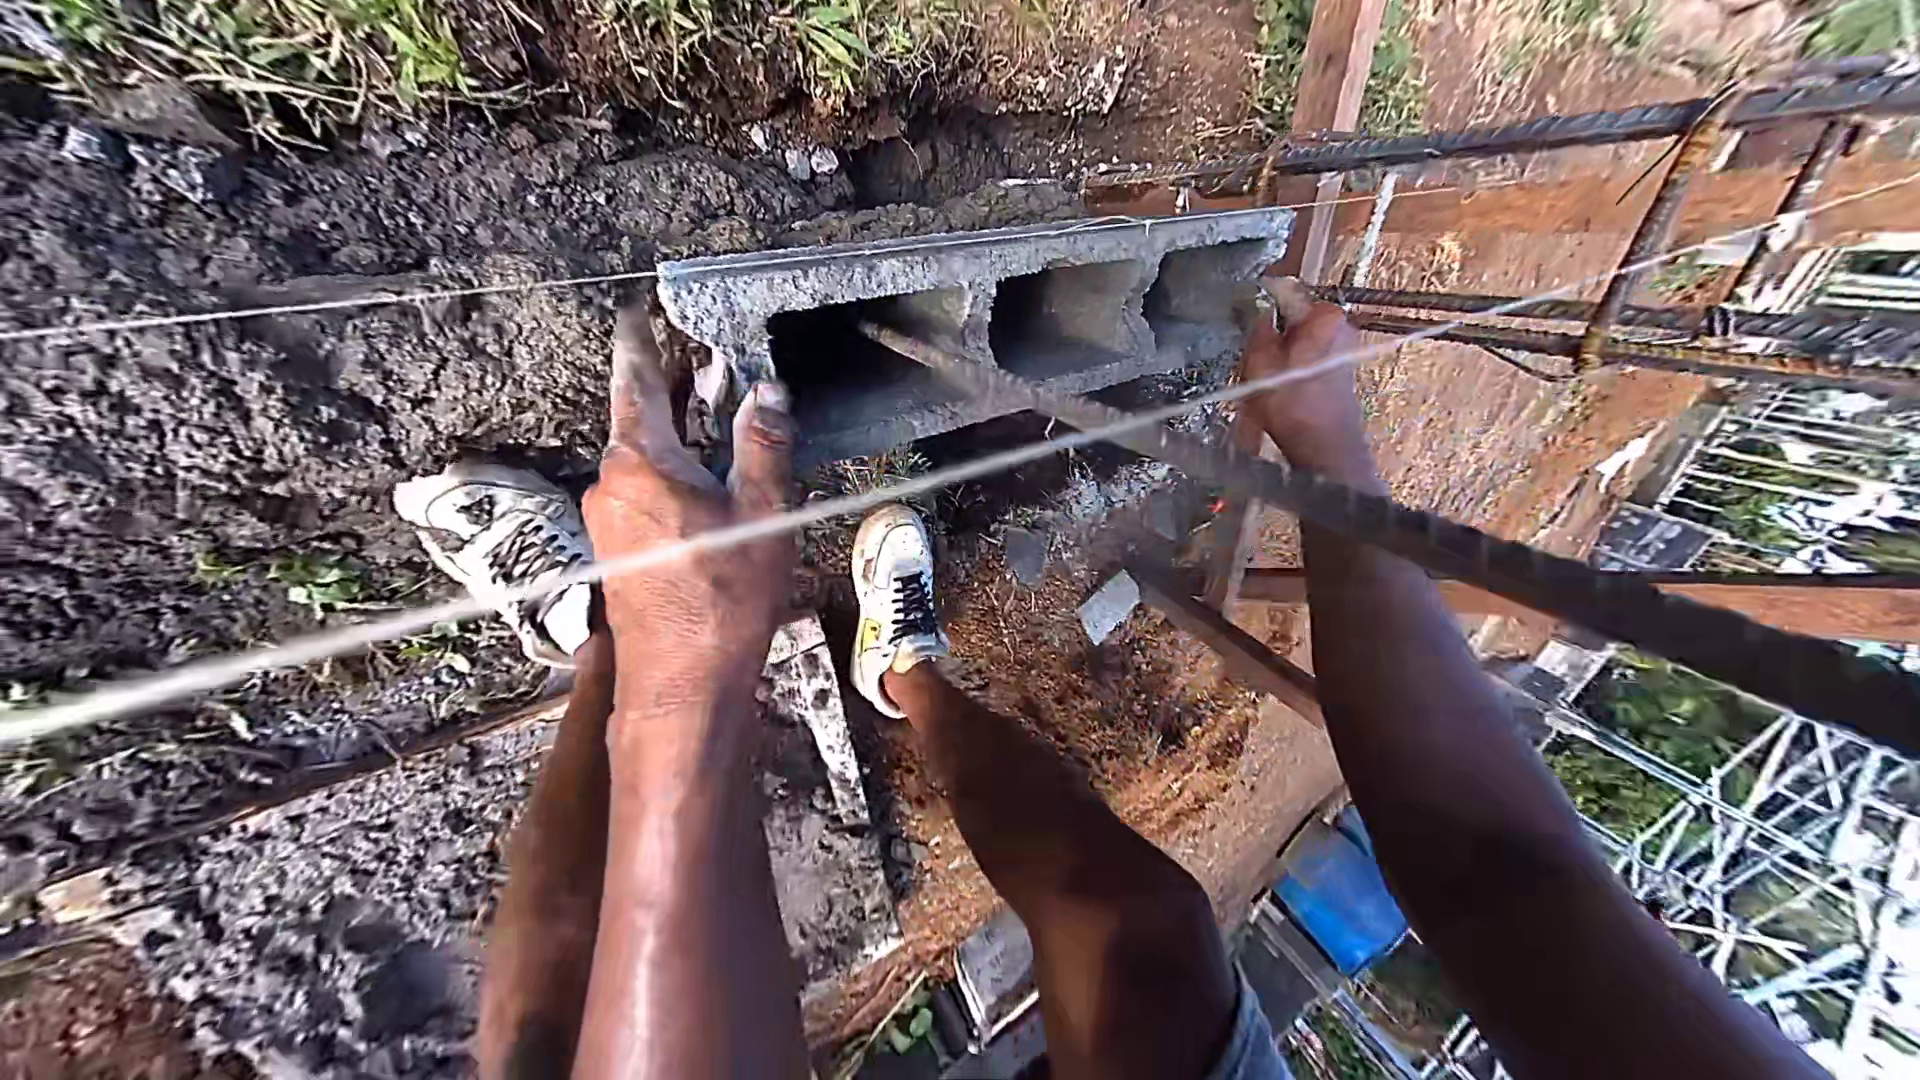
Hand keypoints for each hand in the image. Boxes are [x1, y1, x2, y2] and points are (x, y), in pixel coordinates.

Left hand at [581, 305, 795, 720]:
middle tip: (711, 371)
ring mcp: (609, 518)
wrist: (684, 680)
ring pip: (646, 458)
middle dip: (676, 393)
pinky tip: (709, 490)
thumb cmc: (723, 601)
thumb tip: (768, 394)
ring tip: (723, 432)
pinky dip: (675, 474)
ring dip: (681, 438)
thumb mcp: (761, 514)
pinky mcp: (619, 546)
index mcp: (641, 465)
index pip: (636, 381)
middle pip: (642, 419)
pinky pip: (645, 490)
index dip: (639, 341)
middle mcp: (611, 484)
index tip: (637, 310)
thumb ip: (763, 447)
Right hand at [1238, 277, 1375, 481]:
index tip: (1242, 319)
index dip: (1259, 305)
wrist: (1323, 445)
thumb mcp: (1260, 363)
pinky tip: (1279, 389)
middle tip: (1251, 360)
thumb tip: (1257, 310)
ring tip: (1262, 378)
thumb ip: (1258, 330)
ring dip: (1279, 354)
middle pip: (1294, 319)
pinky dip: (1292, 367)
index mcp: (1325, 315)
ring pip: (1299, 340)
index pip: (1286, 293)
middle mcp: (1342, 325)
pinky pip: (1308, 357)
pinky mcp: (1341, 369)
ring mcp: (1345, 348)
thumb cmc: (1291, 404)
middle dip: (1271, 335)